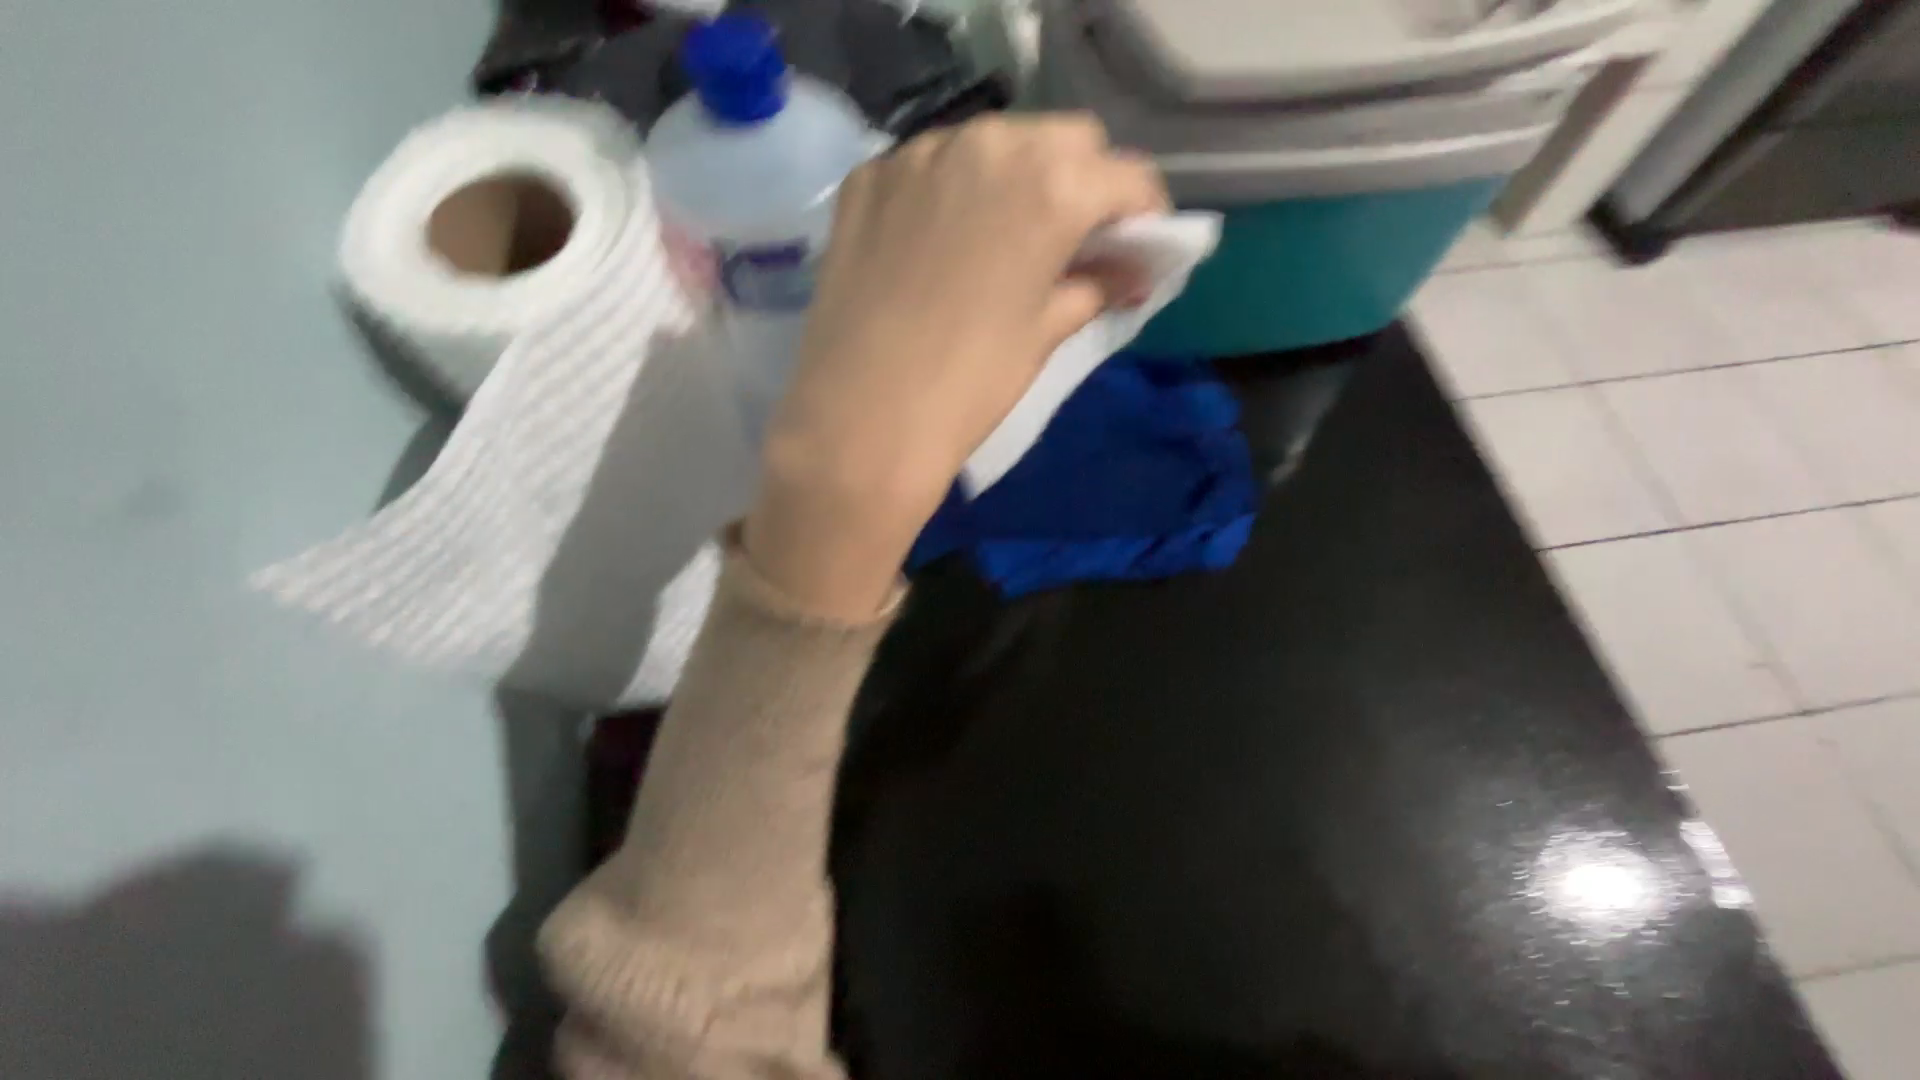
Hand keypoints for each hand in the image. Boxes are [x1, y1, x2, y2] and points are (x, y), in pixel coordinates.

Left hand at [743, 114, 1169, 617]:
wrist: (860, 419)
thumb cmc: (970, 384)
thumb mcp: (1045, 333)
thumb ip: (1095, 285)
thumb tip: (1130, 271)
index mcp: (1051, 185)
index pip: (1126, 175)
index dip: (1144, 211)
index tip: (1141, 244)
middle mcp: (989, 144)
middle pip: (1063, 140)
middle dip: (1083, 181)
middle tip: (1075, 239)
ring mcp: (919, 153)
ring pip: (993, 142)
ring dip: (1016, 176)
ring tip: (1005, 237)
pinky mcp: (869, 176)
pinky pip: (930, 164)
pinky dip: (952, 188)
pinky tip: (942, 241)